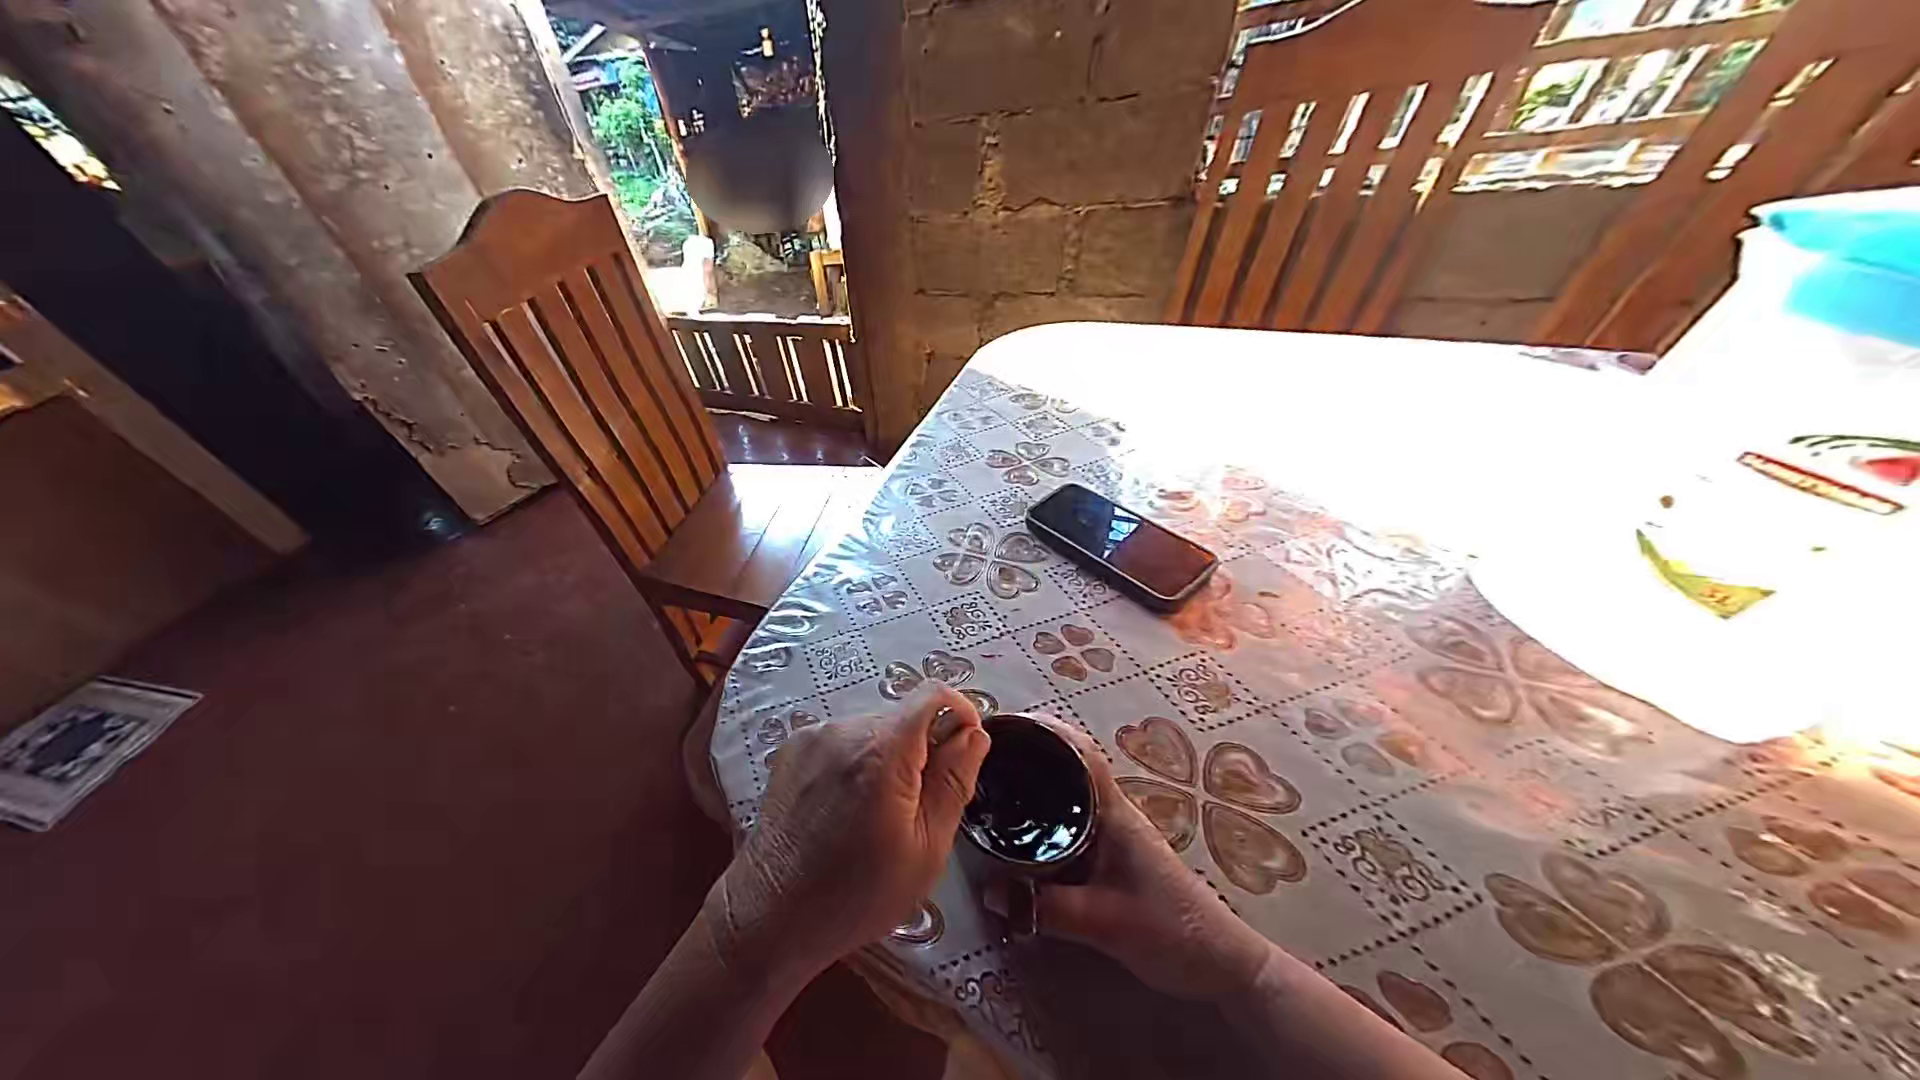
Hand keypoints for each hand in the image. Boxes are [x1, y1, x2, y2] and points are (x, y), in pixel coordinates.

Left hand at [711, 685, 989, 978]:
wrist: (772, 915)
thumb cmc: (857, 894)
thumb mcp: (927, 847)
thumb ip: (955, 780)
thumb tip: (975, 733)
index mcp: (882, 751)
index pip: (933, 694)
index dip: (959, 712)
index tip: (964, 746)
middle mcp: (845, 729)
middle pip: (904, 715)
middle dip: (922, 747)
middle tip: (918, 803)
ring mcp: (815, 736)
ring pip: (875, 728)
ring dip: (889, 755)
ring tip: (877, 811)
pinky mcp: (794, 747)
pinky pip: (845, 738)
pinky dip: (858, 759)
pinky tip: (847, 805)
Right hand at [1011, 717, 1277, 1001]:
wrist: (1219, 963)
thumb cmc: (1171, 930)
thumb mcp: (1104, 922)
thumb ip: (1047, 909)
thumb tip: (989, 890)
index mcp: (1116, 812)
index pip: (1082, 754)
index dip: (1049, 732)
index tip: (1013, 726)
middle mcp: (1115, 814)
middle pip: (1071, 769)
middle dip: (1034, 755)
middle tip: (991, 757)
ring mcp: (1116, 835)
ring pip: (1072, 796)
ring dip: (1040, 785)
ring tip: (999, 785)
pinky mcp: (1114, 858)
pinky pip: (1074, 823)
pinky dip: (1048, 816)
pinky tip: (1026, 832)